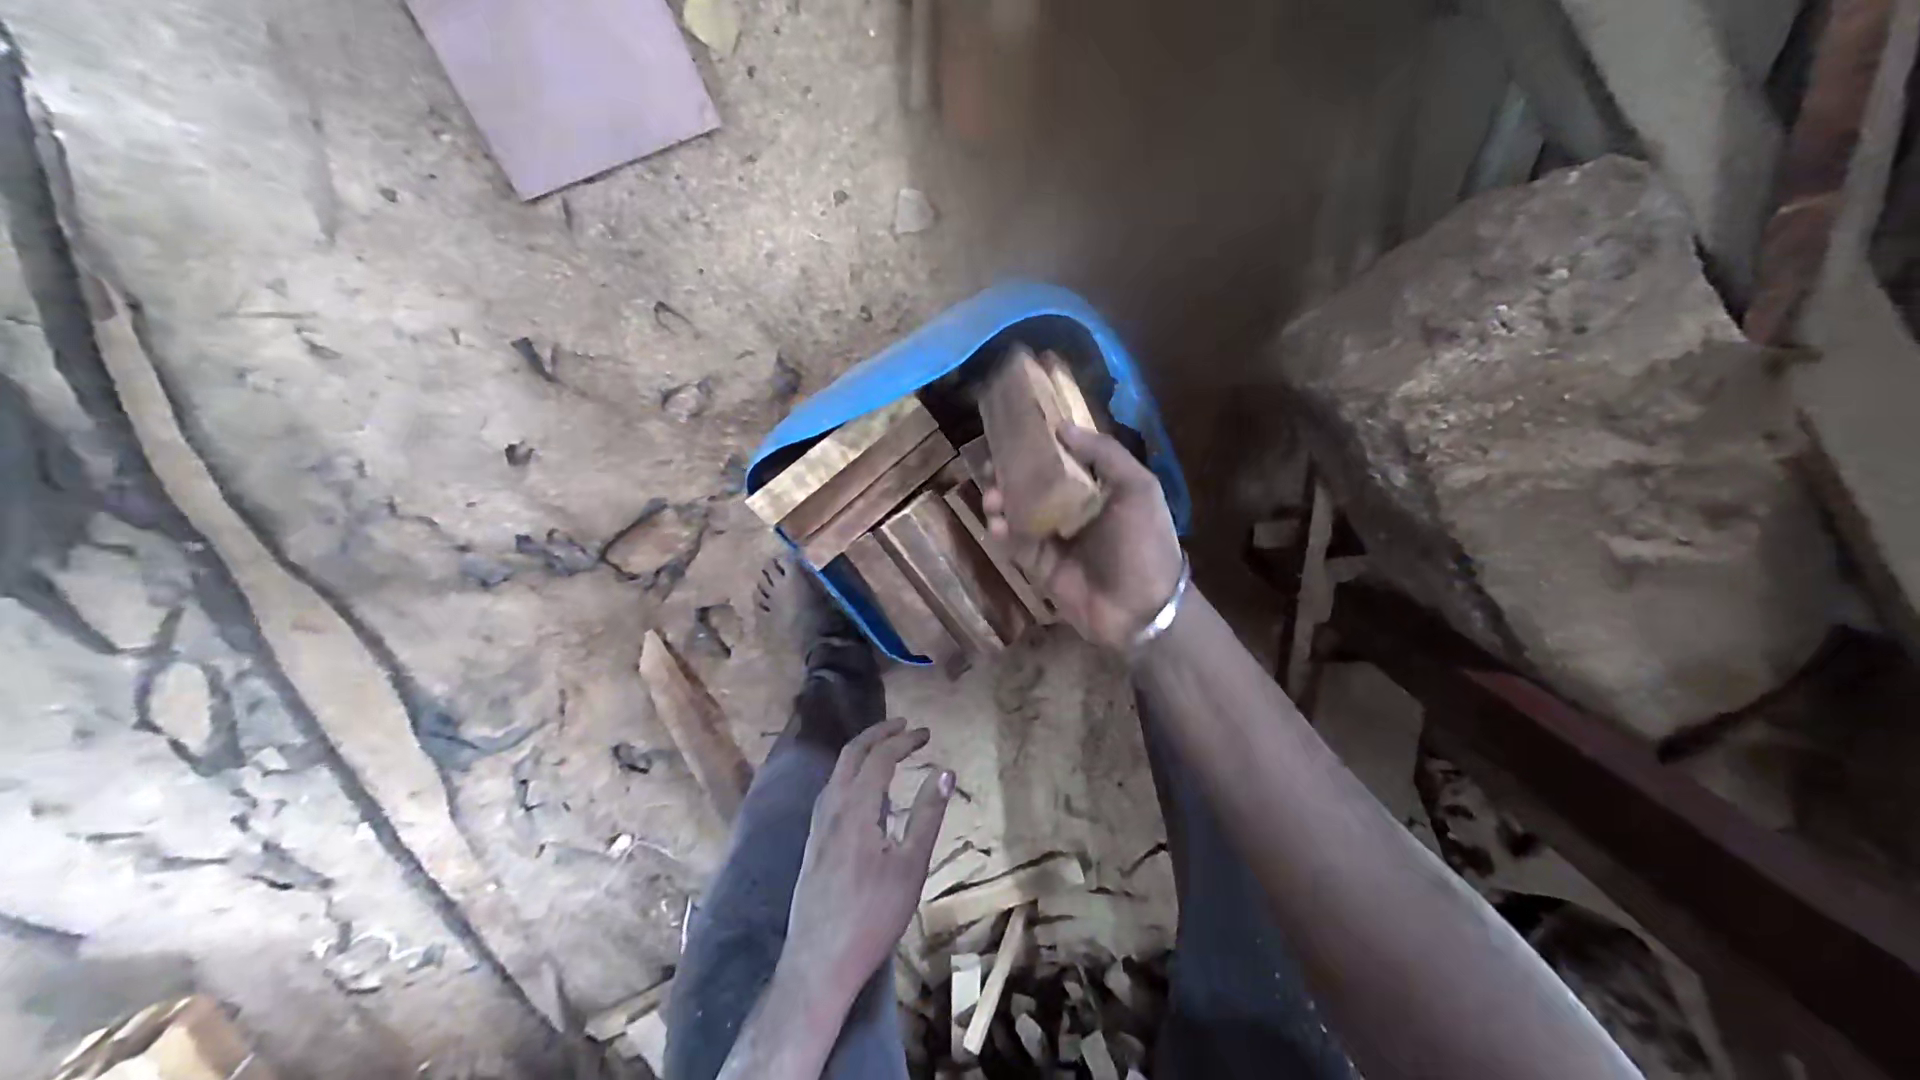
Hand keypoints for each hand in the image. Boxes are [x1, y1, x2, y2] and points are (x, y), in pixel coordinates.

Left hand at [784, 719, 953, 1005]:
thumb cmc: (872, 915)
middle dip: (877, 734)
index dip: (903, 740)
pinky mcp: (813, 844)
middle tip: (903, 726)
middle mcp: (831, 809)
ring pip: (837, 772)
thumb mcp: (911, 866)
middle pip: (850, 755)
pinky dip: (851, 774)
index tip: (926, 733)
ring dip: (861, 752)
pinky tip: (862, 792)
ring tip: (885, 750)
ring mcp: (817, 827)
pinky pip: (831, 791)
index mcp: (855, 809)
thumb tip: (945, 771)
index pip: (879, 758)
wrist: (819, 962)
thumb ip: (927, 814)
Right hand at [985, 425, 1183, 650]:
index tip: (1014, 433)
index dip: (1040, 447)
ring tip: (991, 499)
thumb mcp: (1137, 489)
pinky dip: (1004, 534)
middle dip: (1012, 476)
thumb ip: (1105, 454)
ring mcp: (1058, 540)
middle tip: (991, 467)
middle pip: (1037, 486)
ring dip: (1003, 503)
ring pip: (1021, 514)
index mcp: (1100, 489)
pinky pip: (1018, 545)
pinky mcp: (1042, 568)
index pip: (1065, 460)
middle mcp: (1077, 511)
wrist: (1142, 610)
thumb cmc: (1144, 544)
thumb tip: (1063, 427)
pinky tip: (996, 526)